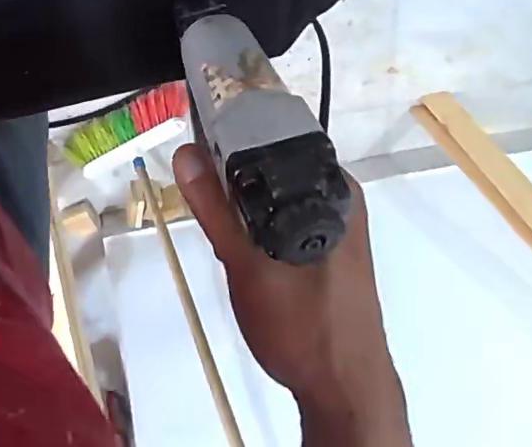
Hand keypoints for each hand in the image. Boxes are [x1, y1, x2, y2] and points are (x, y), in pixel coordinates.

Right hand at [172, 143, 411, 445]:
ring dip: (246, 208)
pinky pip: (286, 216)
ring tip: (228, 240)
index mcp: (335, 188)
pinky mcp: (330, 247)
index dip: (233, 137)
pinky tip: (246, 255)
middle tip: (214, 210)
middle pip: (274, 165)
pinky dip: (261, 226)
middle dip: (236, 182)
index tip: (201, 155)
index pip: (277, 136)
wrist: (346, 396)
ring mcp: (338, 224)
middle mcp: (341, 197)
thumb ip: (215, 208)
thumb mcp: (248, 265)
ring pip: (276, 193)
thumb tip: (185, 152)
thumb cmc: (303, 328)